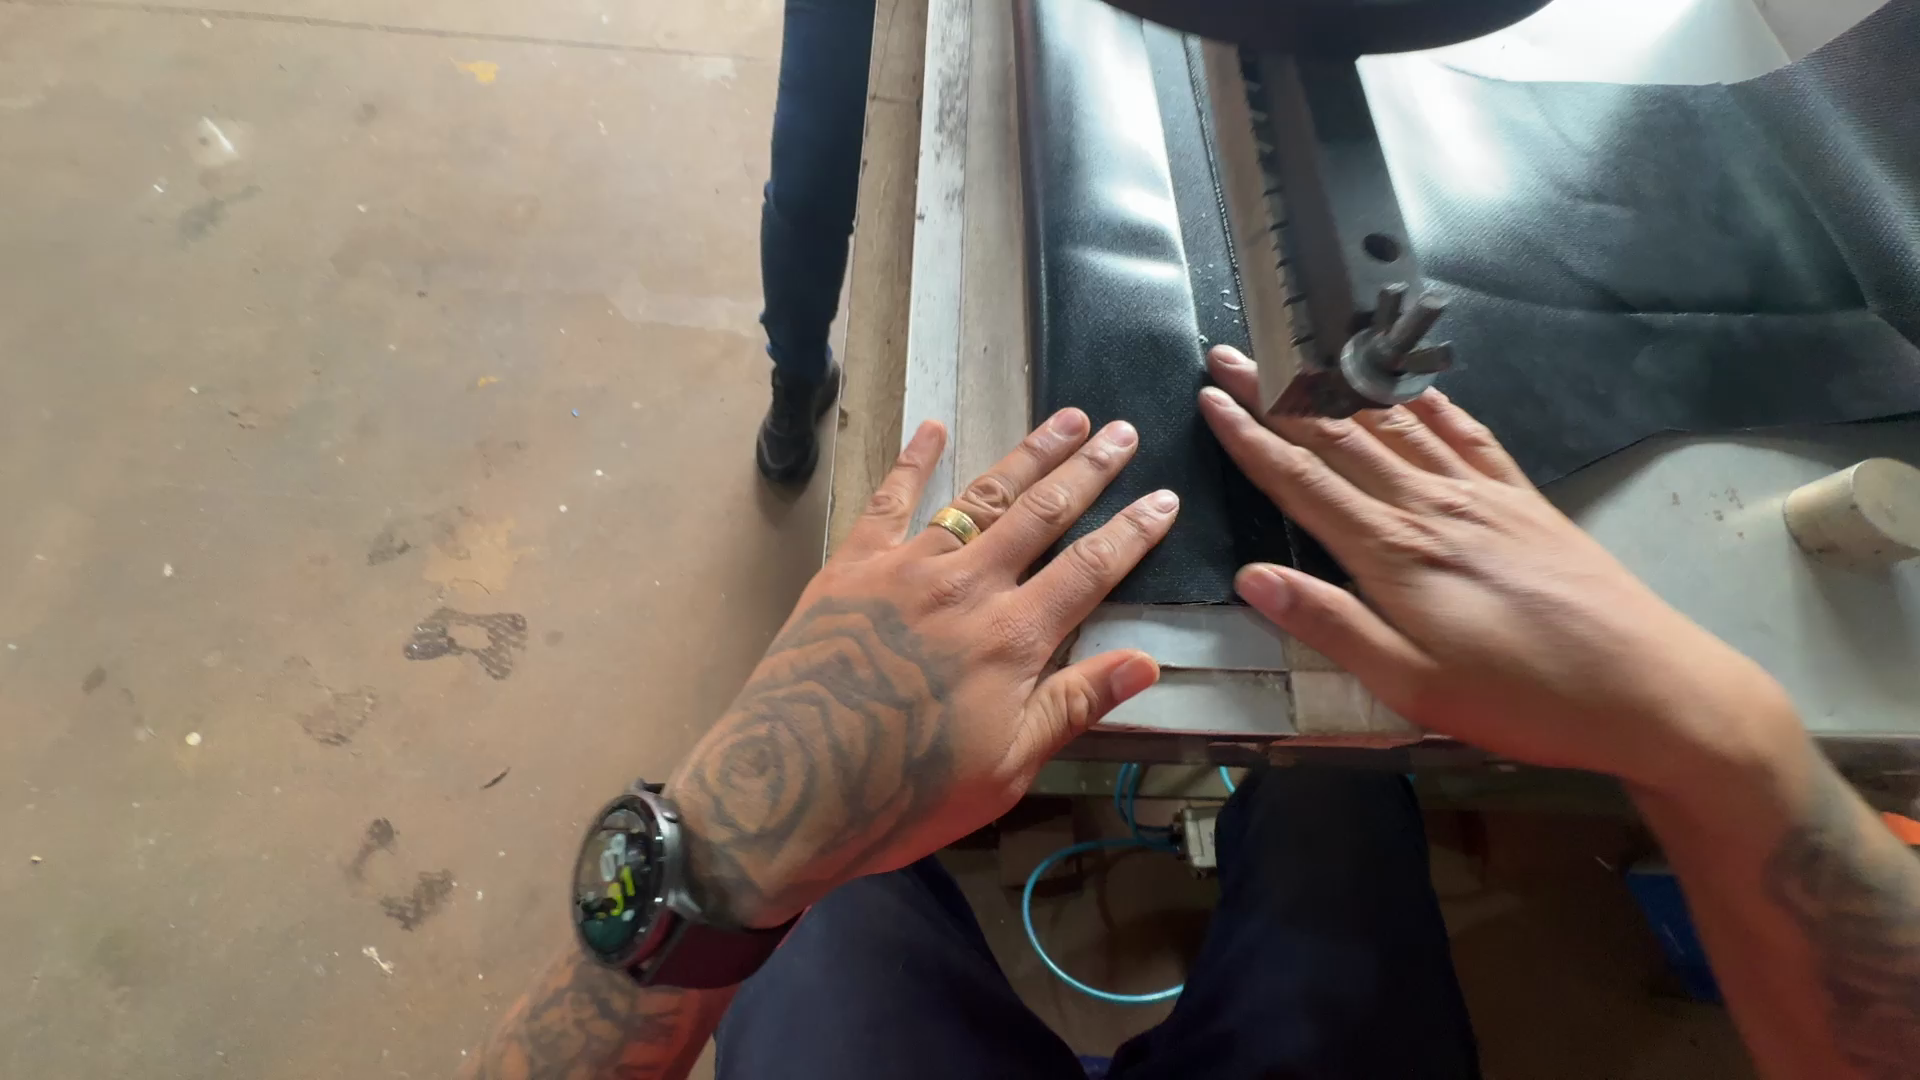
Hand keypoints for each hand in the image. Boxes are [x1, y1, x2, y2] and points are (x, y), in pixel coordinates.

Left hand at [667, 411, 1177, 927]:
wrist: (793, 785)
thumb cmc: (909, 791)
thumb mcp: (1009, 766)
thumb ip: (1073, 704)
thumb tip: (1147, 662)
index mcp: (1013, 636)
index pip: (1091, 569)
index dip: (1134, 532)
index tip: (1165, 498)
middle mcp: (969, 584)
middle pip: (1043, 514)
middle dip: (1089, 470)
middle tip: (1123, 432)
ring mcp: (908, 565)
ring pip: (981, 496)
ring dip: (1027, 454)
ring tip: (1065, 419)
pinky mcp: (854, 563)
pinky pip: (889, 500)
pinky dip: (913, 461)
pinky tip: (931, 428)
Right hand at [1197, 345, 1802, 796]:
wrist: (1657, 695)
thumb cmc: (1519, 698)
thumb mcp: (1407, 681)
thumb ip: (1327, 622)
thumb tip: (1250, 577)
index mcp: (1392, 549)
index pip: (1300, 479)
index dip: (1250, 437)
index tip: (1212, 401)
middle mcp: (1428, 504)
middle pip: (1336, 436)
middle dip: (1275, 393)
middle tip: (1234, 356)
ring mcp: (1478, 494)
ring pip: (1391, 423)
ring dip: (1337, 385)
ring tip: (1299, 352)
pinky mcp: (1520, 498)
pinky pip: (1465, 433)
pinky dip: (1428, 401)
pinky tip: (1407, 383)